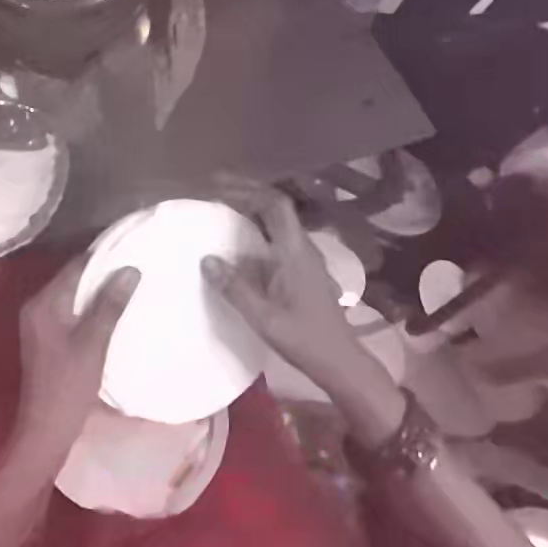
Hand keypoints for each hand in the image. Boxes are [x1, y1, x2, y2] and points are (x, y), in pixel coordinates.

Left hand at [15, 254, 139, 450]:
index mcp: (43, 303)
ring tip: (128, 281)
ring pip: (71, 295)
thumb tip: (130, 270)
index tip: (128, 244)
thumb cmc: (70, 384)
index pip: (73, 267)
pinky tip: (111, 308)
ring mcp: (39, 323)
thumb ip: (110, 305)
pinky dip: (88, 306)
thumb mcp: (94, 342)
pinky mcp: (46, 337)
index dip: (100, 254)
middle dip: (100, 270)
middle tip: (134, 261)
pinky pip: (69, 310)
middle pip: (71, 279)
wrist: (47, 426)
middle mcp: (36, 306)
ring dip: (95, 289)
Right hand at [203, 181, 399, 438]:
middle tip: (214, 190)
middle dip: (246, 193)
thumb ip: (235, 287)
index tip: (219, 185)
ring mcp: (305, 259)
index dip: (248, 189)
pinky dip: (255, 230)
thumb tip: (206, 259)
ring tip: (221, 209)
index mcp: (295, 252)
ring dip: (251, 210)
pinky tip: (237, 243)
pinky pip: (277, 239)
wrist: (340, 361)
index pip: (275, 205)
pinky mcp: (302, 270)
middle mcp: (302, 248)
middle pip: (276, 208)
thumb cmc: (304, 339)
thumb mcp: (263, 318)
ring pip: (277, 222)